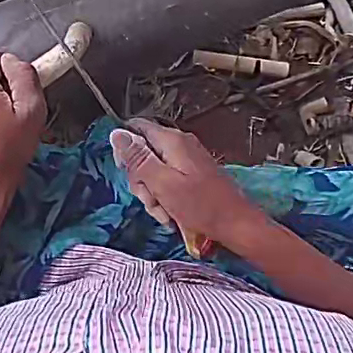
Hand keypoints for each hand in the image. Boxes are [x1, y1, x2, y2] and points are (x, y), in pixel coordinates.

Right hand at [109, 118, 269, 243]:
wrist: (235, 224)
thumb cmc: (200, 206)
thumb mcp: (162, 183)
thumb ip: (138, 158)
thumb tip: (116, 133)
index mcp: (171, 141)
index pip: (136, 128)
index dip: (124, 148)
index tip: (125, 171)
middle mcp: (180, 144)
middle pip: (144, 153)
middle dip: (141, 179)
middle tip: (150, 199)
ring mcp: (188, 158)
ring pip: (155, 170)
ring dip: (153, 193)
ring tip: (164, 212)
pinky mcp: (193, 173)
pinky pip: (169, 179)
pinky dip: (166, 196)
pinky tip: (172, 212)